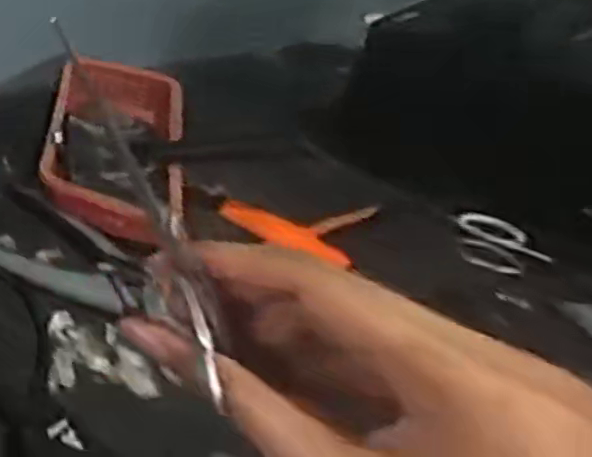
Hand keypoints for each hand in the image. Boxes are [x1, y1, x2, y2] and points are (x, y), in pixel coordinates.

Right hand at [122, 243, 591, 455]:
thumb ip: (234, 394)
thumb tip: (140, 329)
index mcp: (458, 376)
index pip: (311, 278)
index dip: (224, 262)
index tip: (160, 270)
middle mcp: (497, 359)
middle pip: (337, 292)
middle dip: (250, 297)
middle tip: (186, 315)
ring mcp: (518, 378)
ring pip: (367, 318)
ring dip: (289, 325)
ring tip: (235, 351)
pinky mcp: (521, 399)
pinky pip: (404, 352)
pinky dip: (337, 356)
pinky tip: (296, 379)